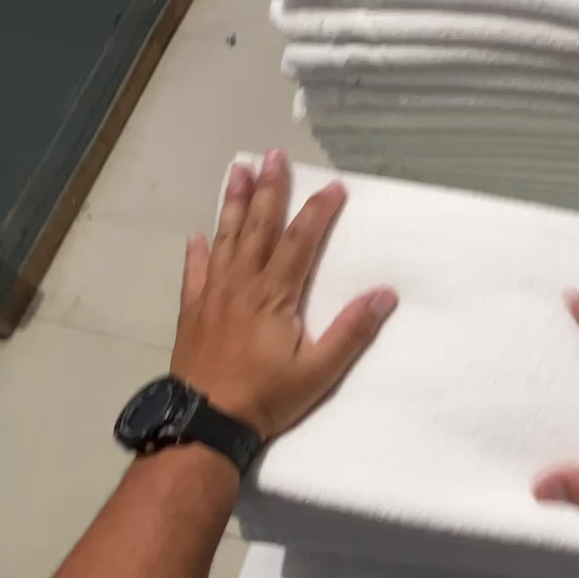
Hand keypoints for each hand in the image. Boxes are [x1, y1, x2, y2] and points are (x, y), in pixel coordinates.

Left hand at [170, 150, 396, 438]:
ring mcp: (213, 296)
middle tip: (272, 156)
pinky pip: (194, 274)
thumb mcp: (320, 370)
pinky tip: (197, 235)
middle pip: (258, 228)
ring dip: (232, 204)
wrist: (205, 421)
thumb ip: (352, 330)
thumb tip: (385, 294)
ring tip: (237, 171)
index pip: (301, 242)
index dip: (318, 211)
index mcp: (275, 295)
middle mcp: (242, 284)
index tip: (334, 187)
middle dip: (268, 190)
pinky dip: (197, 252)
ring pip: (224, 239)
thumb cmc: (267, 396)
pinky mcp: (193, 312)